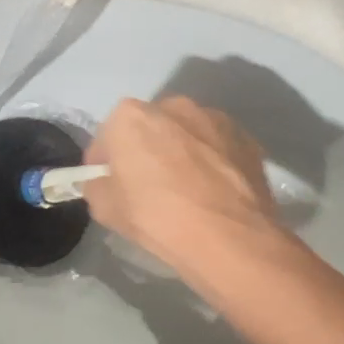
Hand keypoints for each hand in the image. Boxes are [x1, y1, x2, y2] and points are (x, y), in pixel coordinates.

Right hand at [82, 97, 279, 275]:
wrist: (228, 237)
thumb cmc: (156, 216)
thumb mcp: (105, 209)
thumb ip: (97, 186)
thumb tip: (105, 183)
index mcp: (130, 117)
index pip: (107, 137)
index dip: (104, 163)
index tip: (109, 185)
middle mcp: (173, 106)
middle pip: (149, 128)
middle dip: (145, 150)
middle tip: (148, 186)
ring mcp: (214, 118)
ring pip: (186, 134)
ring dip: (181, 152)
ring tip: (186, 189)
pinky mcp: (246, 137)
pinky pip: (216, 147)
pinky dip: (212, 162)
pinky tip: (213, 192)